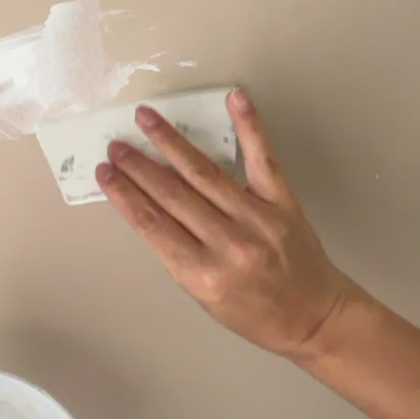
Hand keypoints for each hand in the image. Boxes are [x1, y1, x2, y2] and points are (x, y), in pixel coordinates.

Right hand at [95, 88, 363, 360]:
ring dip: (170, 142)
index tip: (104, 172)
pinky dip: (249, 126)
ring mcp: (258, 219)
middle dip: (138, 166)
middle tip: (116, 145)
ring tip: (146, 119)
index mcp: (204, 273)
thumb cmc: (252, 311)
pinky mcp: (283, 202)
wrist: (315, 319)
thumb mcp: (200, 295)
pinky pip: (262, 158)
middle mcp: (230, 244)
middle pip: (172, 194)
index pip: (151, 224)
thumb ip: (174, 251)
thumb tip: (143, 202)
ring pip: (204, 172)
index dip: (123, 195)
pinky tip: (235, 99)